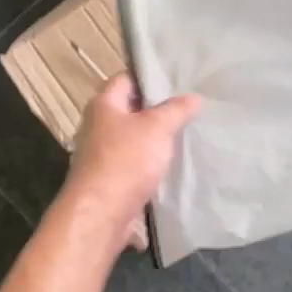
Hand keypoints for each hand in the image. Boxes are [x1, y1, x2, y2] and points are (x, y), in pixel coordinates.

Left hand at [57, 74, 199, 244]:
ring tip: (185, 135)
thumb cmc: (126, 160)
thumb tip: (194, 97)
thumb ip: (176, 110)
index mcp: (104, 105)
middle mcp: (98, 126)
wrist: (101, 213)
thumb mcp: (157, 127)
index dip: (150, 77)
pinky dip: (151, 163)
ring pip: (134, 138)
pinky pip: (135, 163)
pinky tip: (172, 165)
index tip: (178, 80)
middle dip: (157, 110)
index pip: (126, 79)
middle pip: (130, 110)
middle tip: (188, 108)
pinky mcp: (111, 179)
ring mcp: (102, 154)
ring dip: (155, 139)